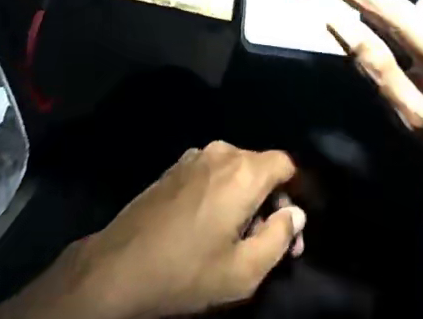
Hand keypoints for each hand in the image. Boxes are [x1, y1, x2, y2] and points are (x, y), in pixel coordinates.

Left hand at [21, 142, 304, 318]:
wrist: (125, 262)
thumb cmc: (190, 269)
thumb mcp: (245, 269)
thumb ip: (279, 237)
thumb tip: (294, 213)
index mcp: (241, 171)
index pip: (286, 163)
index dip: (298, 192)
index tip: (296, 227)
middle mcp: (219, 152)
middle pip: (261, 166)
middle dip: (274, 200)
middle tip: (276, 244)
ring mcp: (193, 156)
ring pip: (237, 171)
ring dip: (249, 198)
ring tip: (245, 240)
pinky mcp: (175, 167)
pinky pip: (214, 173)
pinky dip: (225, 193)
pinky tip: (217, 226)